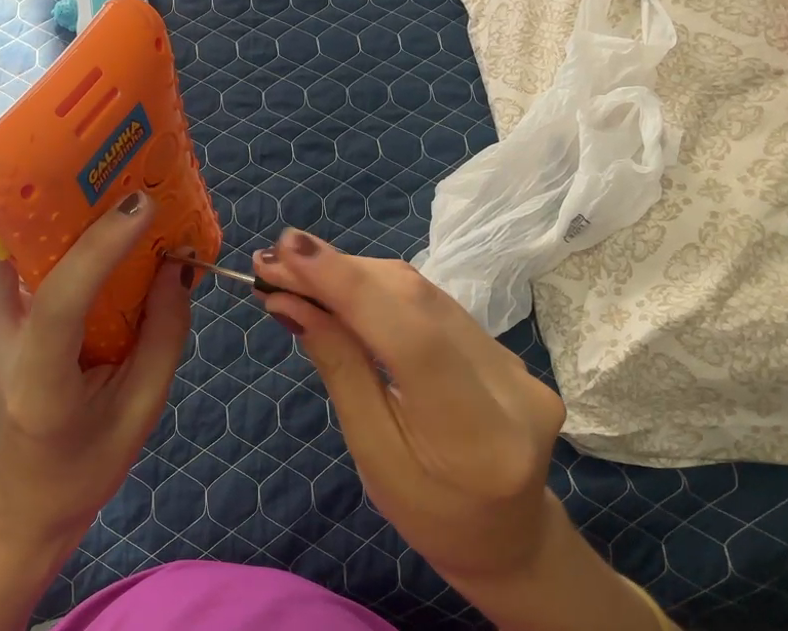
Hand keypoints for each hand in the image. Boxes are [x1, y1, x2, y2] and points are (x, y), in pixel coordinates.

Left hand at [0, 191, 193, 546]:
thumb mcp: (141, 410)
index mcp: (40, 385)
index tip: (140, 207)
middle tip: (84, 169)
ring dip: (22, 209)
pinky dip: (28, 231)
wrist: (28, 500)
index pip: (60, 302)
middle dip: (27, 204)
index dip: (100, 248)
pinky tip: (70, 218)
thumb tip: (176, 262)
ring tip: (76, 180)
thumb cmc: (87, 466)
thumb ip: (162, 334)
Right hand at [257, 228, 565, 581]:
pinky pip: (435, 303)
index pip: (410, 338)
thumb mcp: (372, 453)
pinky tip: (342, 289)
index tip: (288, 249)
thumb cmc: (427, 511)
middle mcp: (509, 388)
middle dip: (338, 272)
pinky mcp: (508, 350)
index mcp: (477, 437)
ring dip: (354, 274)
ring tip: (294, 270)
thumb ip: (340, 370)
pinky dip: (380, 290)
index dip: (347, 285)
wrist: (508, 537)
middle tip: (270, 262)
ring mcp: (516, 364)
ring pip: (424, 293)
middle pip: (415, 302)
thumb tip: (289, 301)